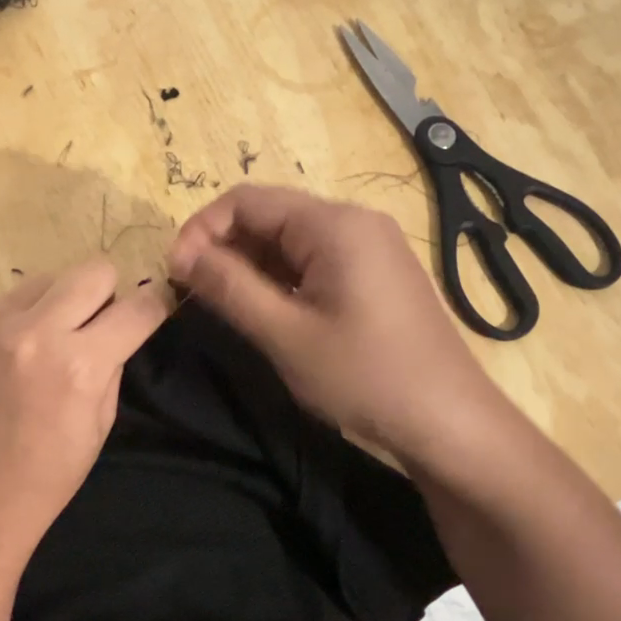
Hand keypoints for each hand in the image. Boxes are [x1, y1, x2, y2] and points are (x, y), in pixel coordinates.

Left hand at [0, 259, 170, 580]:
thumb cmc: (48, 475)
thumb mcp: (101, 423)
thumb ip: (111, 363)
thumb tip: (119, 323)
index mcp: (80, 364)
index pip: (137, 306)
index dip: (152, 306)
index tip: (149, 309)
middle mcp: (32, 333)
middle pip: (91, 270)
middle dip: (103, 294)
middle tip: (92, 324)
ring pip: (40, 281)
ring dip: (51, 306)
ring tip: (39, 346)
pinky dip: (8, 324)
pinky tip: (0, 361)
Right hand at [167, 185, 508, 462]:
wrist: (447, 420)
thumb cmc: (363, 376)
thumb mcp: (284, 334)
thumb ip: (229, 288)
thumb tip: (181, 255)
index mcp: (334, 225)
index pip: (246, 200)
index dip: (200, 230)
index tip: (174, 274)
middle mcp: (354, 222)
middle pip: (269, 215)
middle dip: (222, 247)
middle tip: (192, 294)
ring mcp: (369, 248)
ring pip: (288, 240)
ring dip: (248, 266)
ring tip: (222, 306)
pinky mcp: (374, 275)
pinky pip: (312, 261)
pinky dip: (278, 279)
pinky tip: (263, 312)